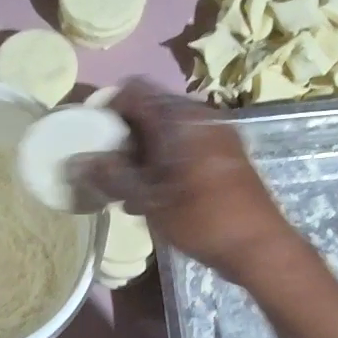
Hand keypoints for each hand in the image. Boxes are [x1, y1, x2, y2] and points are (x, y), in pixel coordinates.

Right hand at [73, 78, 299, 281]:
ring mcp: (217, 132)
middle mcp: (199, 115)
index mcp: (178, 118)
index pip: (132, 90)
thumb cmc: (202, 220)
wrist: (261, 247)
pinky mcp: (227, 152)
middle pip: (150, 109)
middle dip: (125, 136)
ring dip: (145, 152)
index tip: (94, 139)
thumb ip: (111, 175)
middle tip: (110, 169)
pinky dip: (167, 159)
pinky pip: (186, 143)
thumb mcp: (149, 199)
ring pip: (168, 129)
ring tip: (131, 188)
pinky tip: (158, 193)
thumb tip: (77, 161)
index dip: (108, 109)